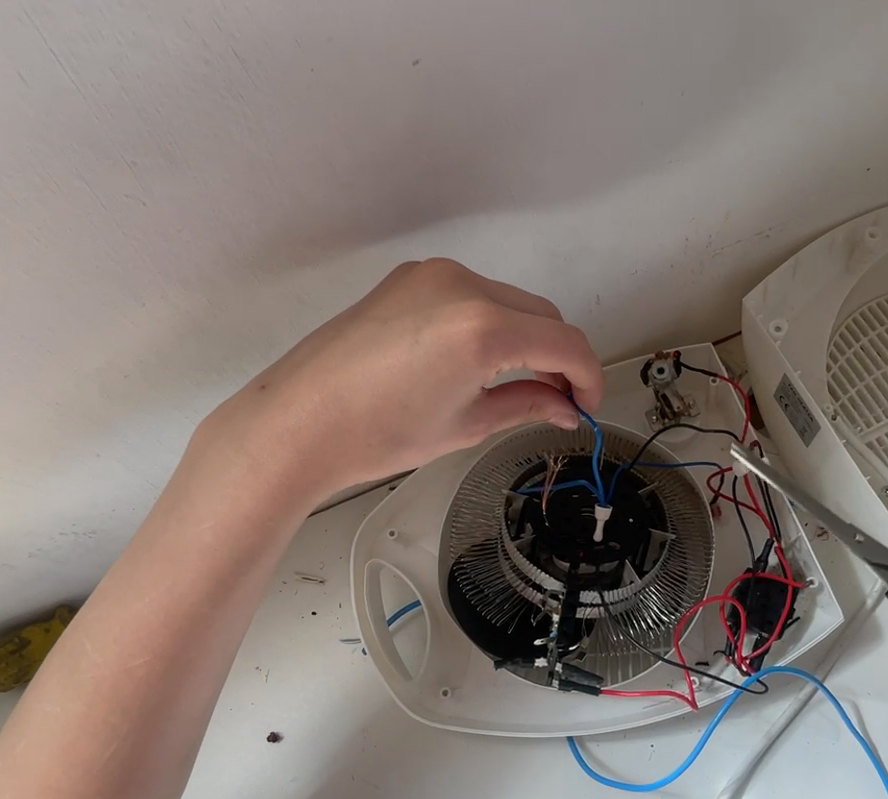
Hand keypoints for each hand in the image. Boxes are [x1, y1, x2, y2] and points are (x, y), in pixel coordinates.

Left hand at [197, 258, 603, 494]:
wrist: (299, 423)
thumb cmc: (373, 433)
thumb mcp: (467, 424)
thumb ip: (528, 406)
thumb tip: (565, 408)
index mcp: (481, 328)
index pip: (565, 343)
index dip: (589, 377)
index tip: (587, 405)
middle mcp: (461, 287)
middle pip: (544, 316)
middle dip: (560, 358)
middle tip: (560, 401)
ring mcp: (432, 277)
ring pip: (512, 303)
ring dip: (528, 339)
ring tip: (520, 386)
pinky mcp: (410, 280)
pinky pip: (475, 297)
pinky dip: (494, 325)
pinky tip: (483, 363)